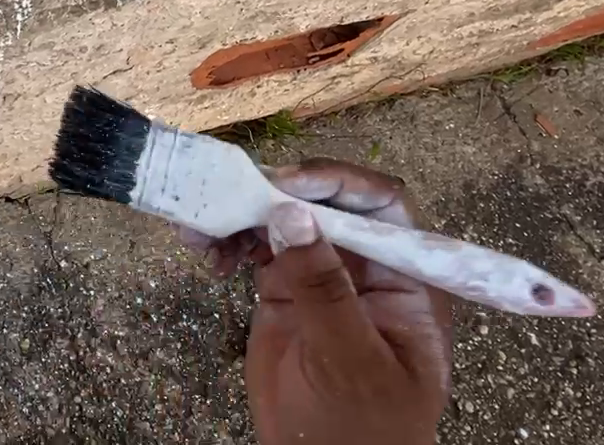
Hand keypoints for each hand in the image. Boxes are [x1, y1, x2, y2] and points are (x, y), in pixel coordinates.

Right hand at [182, 159, 453, 444]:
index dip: (338, 183)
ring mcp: (319, 273)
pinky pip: (249, 241)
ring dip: (235, 214)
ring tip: (200, 233)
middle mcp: (362, 266)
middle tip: (227, 200)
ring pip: (277, 216)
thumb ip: (323, 289)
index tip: (285, 185)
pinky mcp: (280, 284)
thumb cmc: (359, 430)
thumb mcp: (349, 362)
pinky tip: (205, 255)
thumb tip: (291, 213)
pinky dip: (222, 238)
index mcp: (403, 280)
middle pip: (319, 202)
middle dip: (270, 195)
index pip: (383, 207)